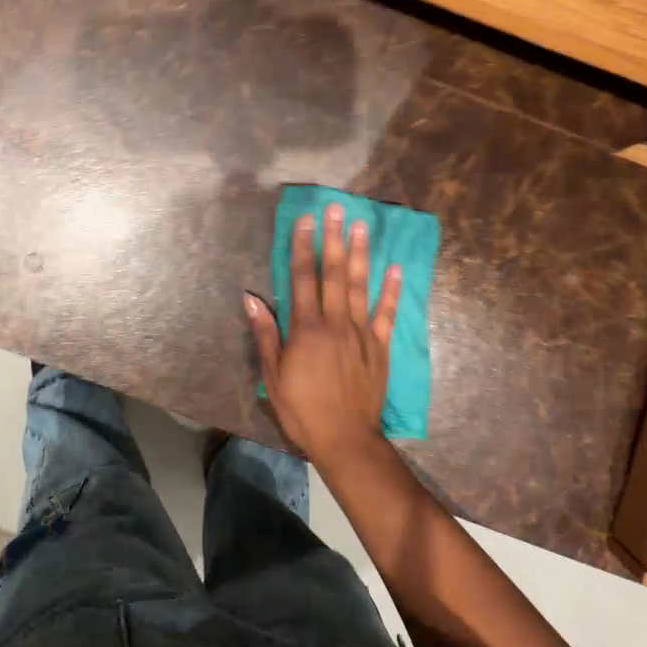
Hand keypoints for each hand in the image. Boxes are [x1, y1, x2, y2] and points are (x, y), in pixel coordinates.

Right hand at [247, 202, 402, 466]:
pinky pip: (386, 313)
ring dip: (361, 253)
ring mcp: (361, 332)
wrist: (345, 438)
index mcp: (306, 329)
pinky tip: (394, 267)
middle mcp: (335, 322)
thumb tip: (251, 298)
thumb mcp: (274, 375)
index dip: (302, 247)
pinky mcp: (380, 346)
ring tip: (362, 225)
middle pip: (334, 273)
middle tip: (336, 208)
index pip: (303, 278)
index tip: (305, 220)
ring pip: (360, 285)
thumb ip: (266, 333)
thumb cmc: (302, 409)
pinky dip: (391, 290)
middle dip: (333, 238)